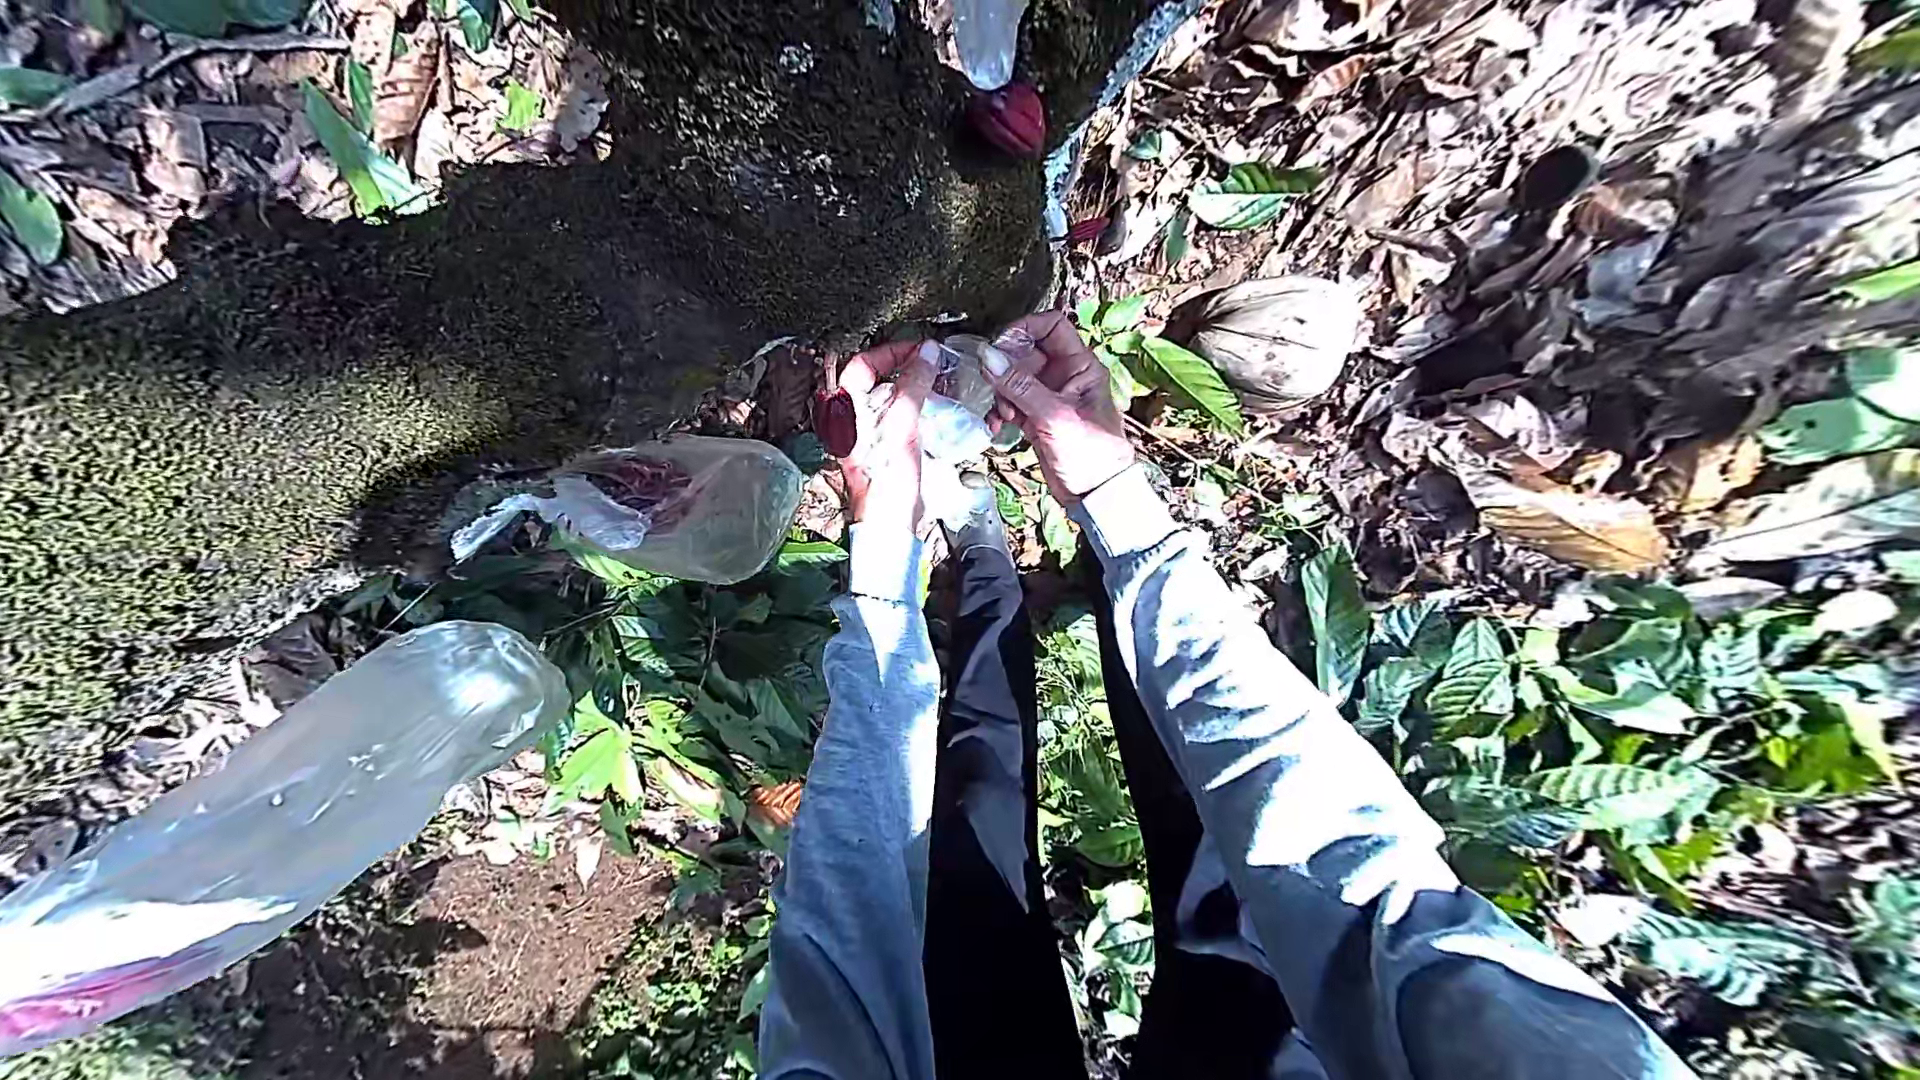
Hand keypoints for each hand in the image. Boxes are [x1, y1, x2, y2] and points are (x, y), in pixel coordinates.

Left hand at [837, 339, 936, 531]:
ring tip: (941, 383)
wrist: (891, 525)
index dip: (892, 352)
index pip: (863, 364)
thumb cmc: (887, 483)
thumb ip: (913, 386)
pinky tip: (937, 410)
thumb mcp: (901, 426)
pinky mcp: (886, 449)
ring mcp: (870, 435)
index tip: (920, 350)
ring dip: (916, 387)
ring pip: (892, 398)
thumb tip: (927, 354)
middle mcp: (854, 420)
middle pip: (878, 380)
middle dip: (908, 367)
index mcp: (847, 411)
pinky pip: (901, 418)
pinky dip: (919, 408)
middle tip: (934, 364)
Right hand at [984, 310, 1134, 501]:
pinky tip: (999, 425)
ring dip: (1001, 393)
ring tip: (1004, 414)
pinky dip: (1001, 411)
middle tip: (996, 386)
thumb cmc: (1090, 452)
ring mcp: (1049, 397)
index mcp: (1080, 366)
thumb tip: (989, 357)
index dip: (1024, 329)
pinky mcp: (1036, 418)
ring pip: (1014, 379)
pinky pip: (1012, 403)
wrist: (1094, 492)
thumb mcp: (1054, 415)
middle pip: (1026, 353)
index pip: (1051, 326)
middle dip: (1006, 368)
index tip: (1001, 345)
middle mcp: (1064, 377)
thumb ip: (1020, 386)